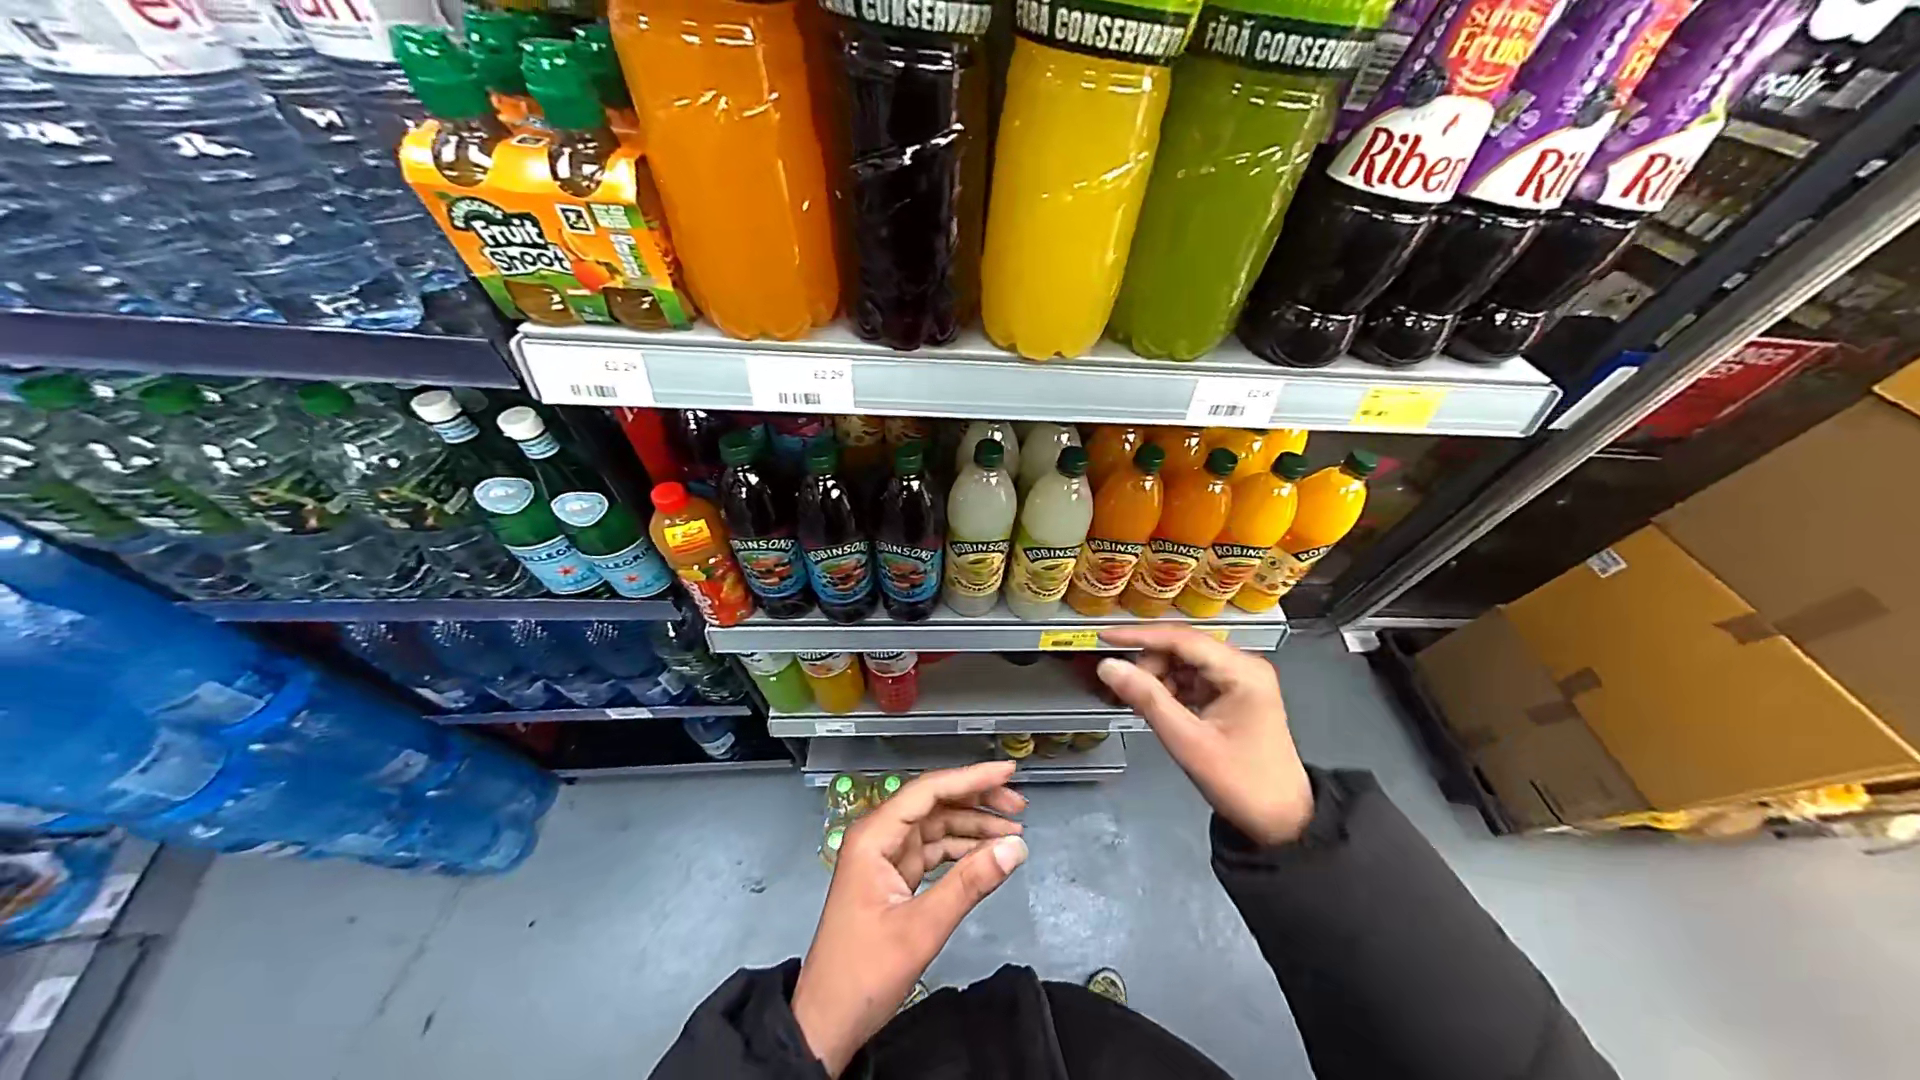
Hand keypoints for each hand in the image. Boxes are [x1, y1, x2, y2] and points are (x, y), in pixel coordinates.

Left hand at [791, 762, 1029, 1075]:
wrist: (827, 1021)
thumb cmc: (862, 973)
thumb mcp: (921, 928)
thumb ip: (969, 883)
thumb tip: (1014, 847)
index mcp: (874, 837)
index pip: (928, 791)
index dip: (970, 778)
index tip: (1006, 772)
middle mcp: (879, 838)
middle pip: (934, 804)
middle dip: (977, 800)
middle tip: (1018, 805)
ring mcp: (887, 858)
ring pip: (937, 827)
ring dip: (974, 827)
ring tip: (1013, 831)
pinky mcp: (895, 878)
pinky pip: (934, 852)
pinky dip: (962, 851)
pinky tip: (988, 855)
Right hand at [1097, 624, 1312, 844]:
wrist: (1280, 820)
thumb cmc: (1243, 783)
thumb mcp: (1187, 741)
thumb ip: (1147, 699)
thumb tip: (1110, 667)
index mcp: (1242, 671)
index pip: (1181, 638)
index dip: (1139, 636)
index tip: (1106, 637)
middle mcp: (1243, 667)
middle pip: (1182, 648)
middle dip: (1150, 665)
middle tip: (1131, 691)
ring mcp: (1239, 679)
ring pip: (1184, 662)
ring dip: (1159, 678)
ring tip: (1148, 707)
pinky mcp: (1232, 694)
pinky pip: (1192, 678)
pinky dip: (1171, 689)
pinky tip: (1161, 709)